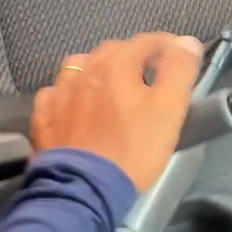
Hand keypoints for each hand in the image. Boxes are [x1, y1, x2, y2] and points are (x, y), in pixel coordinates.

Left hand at [31, 33, 203, 189]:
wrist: (84, 189)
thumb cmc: (133, 148)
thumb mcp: (169, 110)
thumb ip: (179, 71)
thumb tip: (186, 42)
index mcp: (118, 65)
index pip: (147, 41)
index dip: (168, 45)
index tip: (181, 56)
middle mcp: (85, 71)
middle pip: (114, 50)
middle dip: (136, 54)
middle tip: (153, 73)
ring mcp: (60, 93)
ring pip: (81, 65)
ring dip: (101, 67)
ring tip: (114, 85)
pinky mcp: (44, 117)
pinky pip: (56, 91)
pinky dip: (71, 90)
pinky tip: (78, 103)